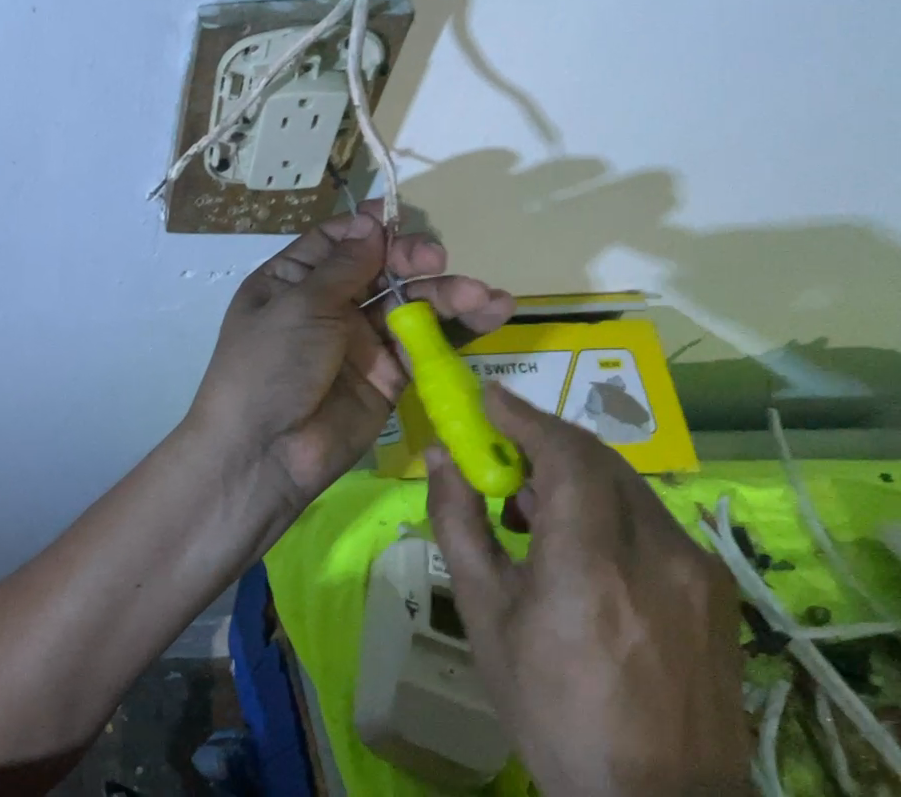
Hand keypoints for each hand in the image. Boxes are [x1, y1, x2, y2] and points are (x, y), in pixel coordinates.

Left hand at [183, 206, 513, 513]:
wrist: (265, 447)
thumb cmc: (269, 364)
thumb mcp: (298, 306)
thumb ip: (341, 268)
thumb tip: (370, 224)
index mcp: (290, 281)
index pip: (335, 242)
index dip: (369, 229)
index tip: (402, 220)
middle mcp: (324, 305)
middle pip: (379, 270)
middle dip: (412, 260)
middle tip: (436, 260)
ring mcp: (358, 341)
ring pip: (410, 306)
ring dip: (448, 294)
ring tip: (482, 296)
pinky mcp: (388, 375)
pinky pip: (426, 345)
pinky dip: (458, 330)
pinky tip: (492, 312)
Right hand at [426, 386, 750, 796]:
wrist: (651, 793)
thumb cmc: (545, 700)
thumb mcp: (482, 610)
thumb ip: (459, 523)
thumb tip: (439, 458)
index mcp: (591, 561)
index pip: (566, 455)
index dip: (523, 416)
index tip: (485, 398)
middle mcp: (658, 553)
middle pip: (601, 462)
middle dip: (543, 442)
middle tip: (495, 450)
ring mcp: (697, 572)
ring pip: (628, 489)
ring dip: (573, 477)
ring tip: (527, 509)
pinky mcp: (715, 591)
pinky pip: (651, 524)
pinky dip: (604, 510)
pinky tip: (574, 548)